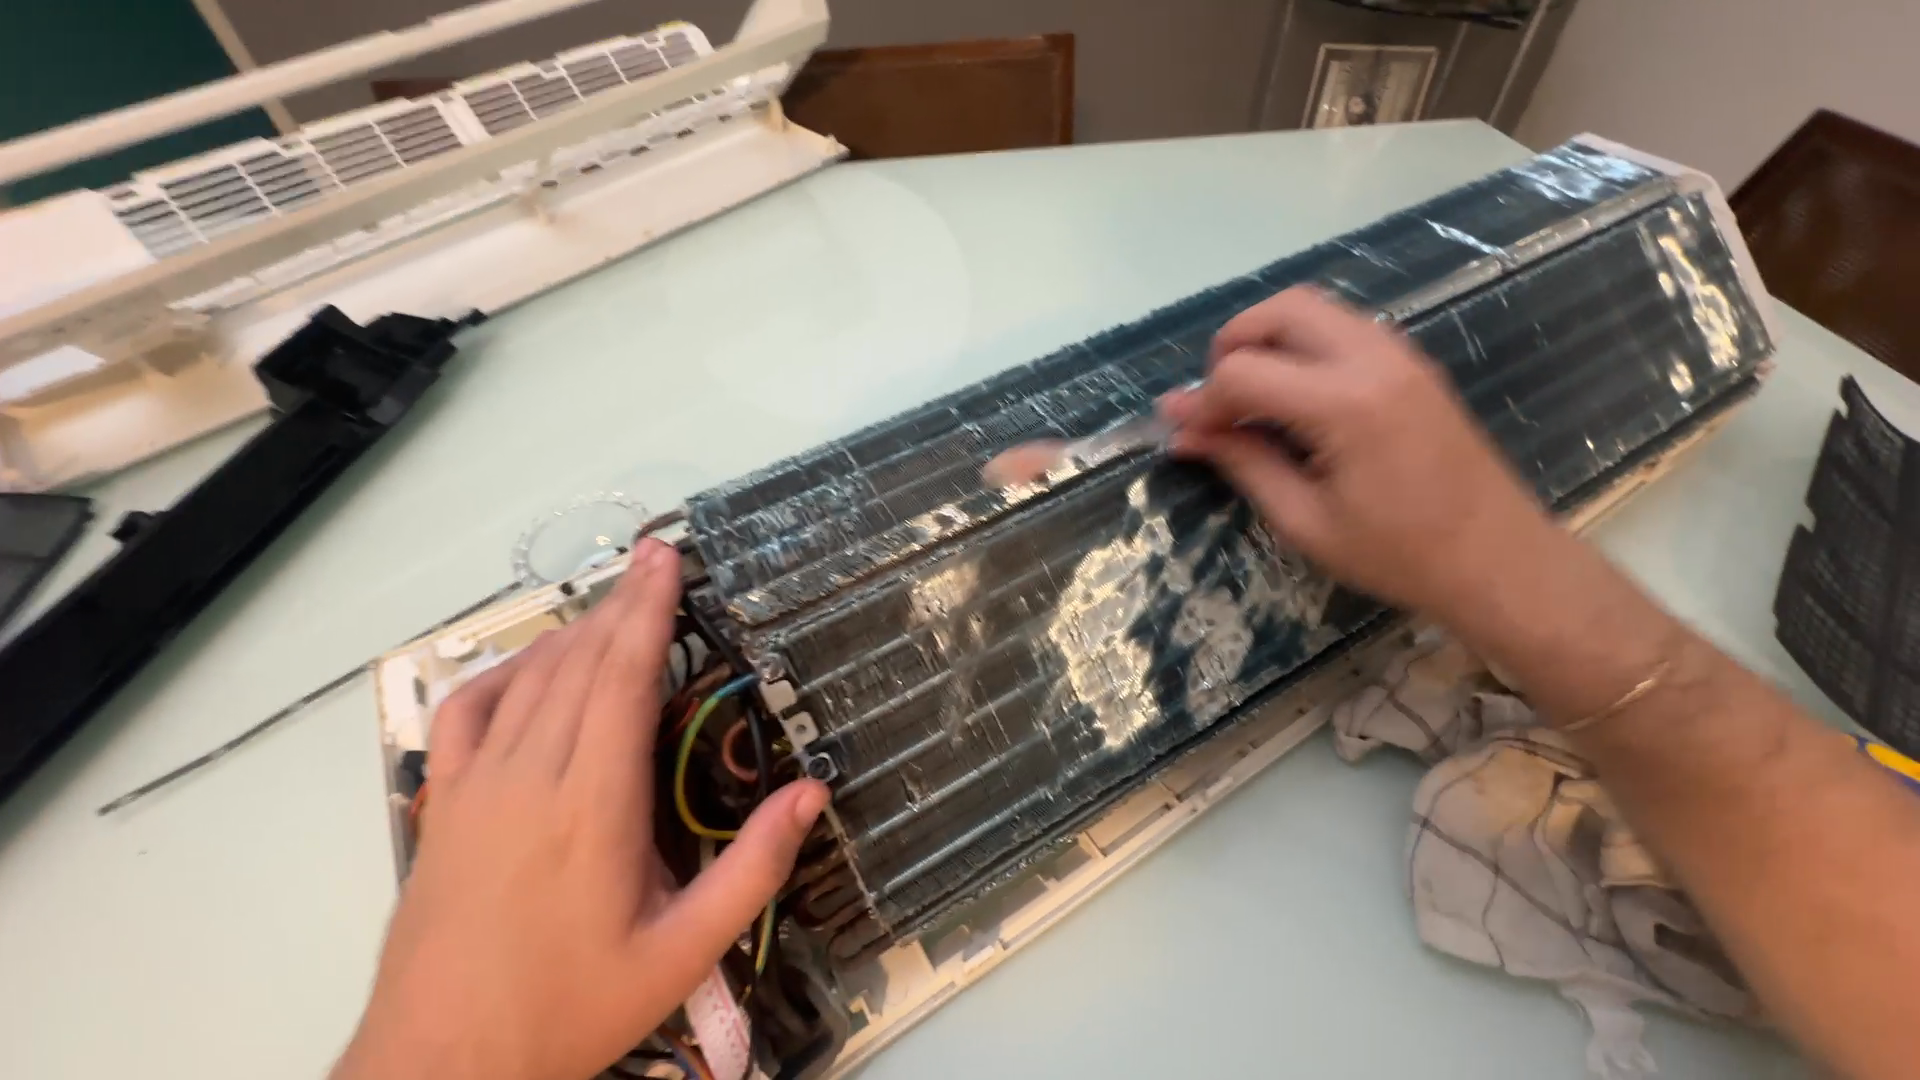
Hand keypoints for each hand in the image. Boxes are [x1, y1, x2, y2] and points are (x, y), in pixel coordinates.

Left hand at [334, 539, 828, 1079]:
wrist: (439, 1071)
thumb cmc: (572, 1008)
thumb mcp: (684, 952)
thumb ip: (754, 869)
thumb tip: (811, 791)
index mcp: (593, 805)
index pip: (622, 678)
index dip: (648, 610)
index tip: (666, 558)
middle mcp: (530, 777)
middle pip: (580, 662)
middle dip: (623, 601)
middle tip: (656, 554)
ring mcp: (475, 787)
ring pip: (530, 678)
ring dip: (577, 630)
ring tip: (618, 603)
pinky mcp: (441, 805)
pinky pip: (468, 712)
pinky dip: (505, 672)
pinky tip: (534, 665)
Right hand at [1162, 287, 1557, 619]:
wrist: (1498, 560)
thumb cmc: (1396, 554)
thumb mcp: (1302, 520)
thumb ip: (1241, 463)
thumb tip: (1181, 431)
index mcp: (1345, 404)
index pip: (1244, 372)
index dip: (1203, 403)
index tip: (1188, 438)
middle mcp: (1374, 359)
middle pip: (1280, 311)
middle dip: (1231, 346)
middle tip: (1217, 402)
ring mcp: (1400, 355)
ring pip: (1313, 310)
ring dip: (1267, 341)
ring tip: (1249, 401)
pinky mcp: (1411, 365)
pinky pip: (1342, 328)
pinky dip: (1302, 347)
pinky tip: (1293, 401)